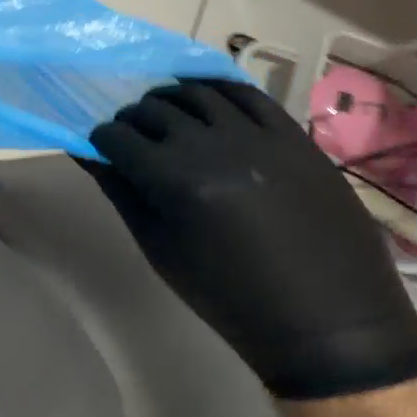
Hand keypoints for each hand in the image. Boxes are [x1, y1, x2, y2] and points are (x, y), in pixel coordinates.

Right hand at [85, 78, 416, 400]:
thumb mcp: (158, 246)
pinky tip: (209, 105)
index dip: (100, 141)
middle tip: (134, 139)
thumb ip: (120, 190)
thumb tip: (86, 151)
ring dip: (172, 102)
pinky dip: (220, 92)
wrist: (330, 324)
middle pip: (152, 109)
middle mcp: (215, 149)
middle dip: (132, 120)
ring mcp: (262, 141)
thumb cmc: (228, 293)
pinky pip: (251, 97)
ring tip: (171, 121)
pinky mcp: (298, 142)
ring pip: (197, 94)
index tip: (103, 151)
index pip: (114, 135)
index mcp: (175, 181)